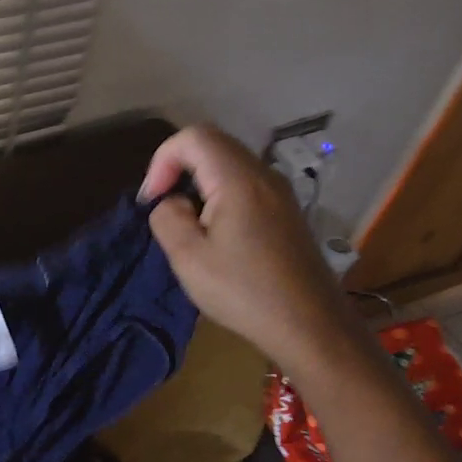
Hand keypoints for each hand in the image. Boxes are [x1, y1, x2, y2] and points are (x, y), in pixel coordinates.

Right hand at [140, 125, 354, 370]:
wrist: (308, 324)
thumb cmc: (243, 291)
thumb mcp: (188, 257)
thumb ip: (168, 218)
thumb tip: (172, 203)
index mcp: (239, 179)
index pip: (193, 137)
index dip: (162, 159)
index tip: (152, 199)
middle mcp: (264, 175)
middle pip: (213, 145)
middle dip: (177, 168)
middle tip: (162, 207)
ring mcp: (281, 193)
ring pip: (229, 165)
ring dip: (198, 184)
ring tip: (185, 224)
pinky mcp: (286, 212)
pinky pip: (245, 185)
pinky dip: (219, 196)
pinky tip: (214, 235)